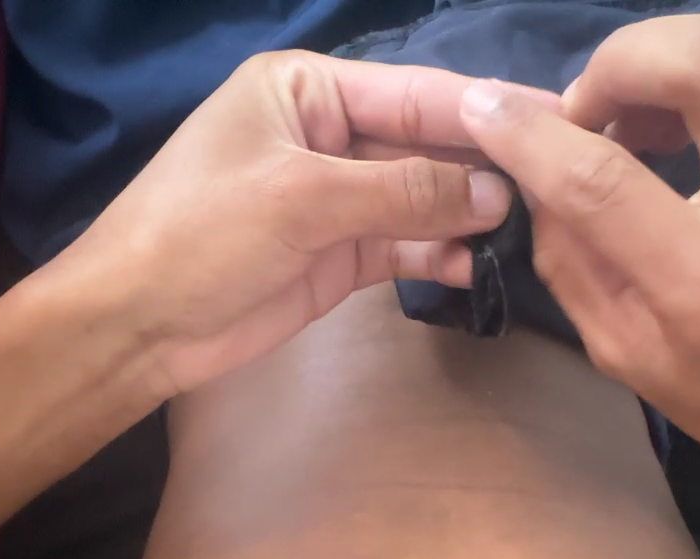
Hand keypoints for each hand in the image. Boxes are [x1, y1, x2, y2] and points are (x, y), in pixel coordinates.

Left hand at [55, 51, 514, 394]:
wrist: (143, 324)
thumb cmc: (204, 233)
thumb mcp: (302, 197)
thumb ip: (401, 192)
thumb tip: (496, 191)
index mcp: (309, 92)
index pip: (414, 94)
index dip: (484, 109)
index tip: (556, 118)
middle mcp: (328, 139)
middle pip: (423, 146)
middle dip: (481, 168)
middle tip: (555, 186)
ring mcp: (335, 204)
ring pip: (418, 202)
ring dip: (465, 217)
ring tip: (524, 233)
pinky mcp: (338, 259)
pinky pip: (400, 249)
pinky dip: (434, 256)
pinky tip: (472, 264)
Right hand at [456, 0, 699, 521]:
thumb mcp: (622, 355)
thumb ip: (572, 263)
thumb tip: (536, 178)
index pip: (606, 183)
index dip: (533, 137)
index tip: (486, 112)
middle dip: (622, 61)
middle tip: (588, 113)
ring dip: (672, 52)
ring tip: (637, 115)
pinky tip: (684, 120)